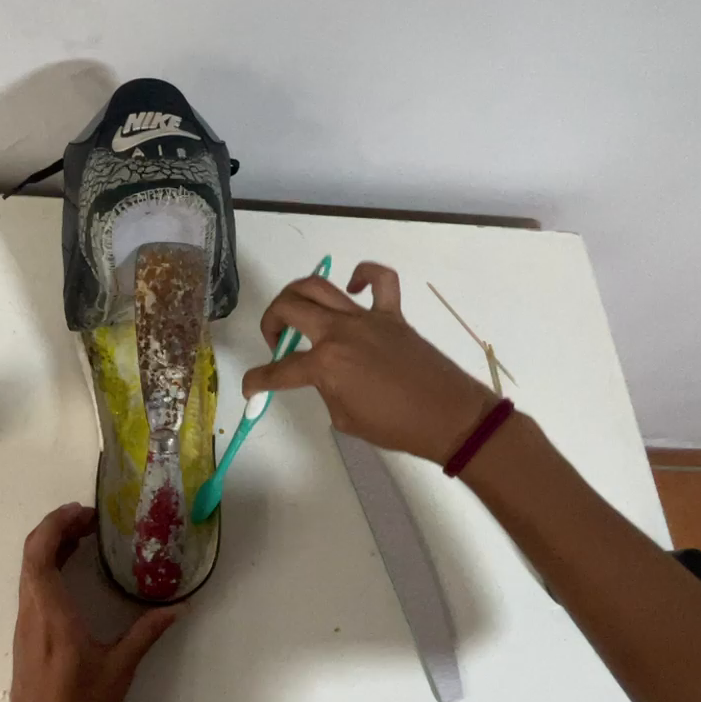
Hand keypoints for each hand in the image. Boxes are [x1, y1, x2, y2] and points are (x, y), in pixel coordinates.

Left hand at [0, 503, 182, 701]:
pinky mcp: (25, 642)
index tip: (85, 512)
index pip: (39, 552)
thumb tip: (177, 607)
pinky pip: (33, 590)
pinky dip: (50, 570)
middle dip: (56, 527)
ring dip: (52, 547)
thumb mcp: (119, 673)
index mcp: (50, 615)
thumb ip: (146, 633)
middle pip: (32, 554)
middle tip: (89, 519)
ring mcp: (24, 629)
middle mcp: (30, 615)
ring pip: (30, 572)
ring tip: (85, 538)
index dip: (57, 523)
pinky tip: (75, 575)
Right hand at [242, 261, 499, 463]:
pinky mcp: (392, 314)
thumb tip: (322, 374)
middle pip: (288, 307)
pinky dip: (363, 274)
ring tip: (298, 312)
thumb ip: (325, 389)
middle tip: (277, 342)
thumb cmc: (396, 428)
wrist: (450, 418)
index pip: (278, 370)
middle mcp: (339, 332)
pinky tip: (353, 287)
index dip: (257, 380)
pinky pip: (380, 280)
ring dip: (297, 295)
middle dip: (270, 322)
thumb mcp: (344, 418)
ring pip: (319, 286)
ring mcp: (366, 318)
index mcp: (325, 364)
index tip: (251, 387)